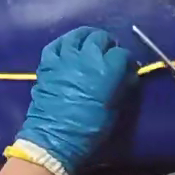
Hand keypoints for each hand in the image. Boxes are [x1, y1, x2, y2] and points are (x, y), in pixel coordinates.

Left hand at [14, 27, 136, 174]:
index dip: (126, 60)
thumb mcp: (114, 110)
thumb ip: (121, 87)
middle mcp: (86, 58)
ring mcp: (64, 58)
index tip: (126, 67)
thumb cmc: (88, 129)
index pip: (122, 54)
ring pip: (77, 35)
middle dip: (107, 45)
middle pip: (100, 38)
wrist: (54, 139)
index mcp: (107, 71)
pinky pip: (56, 44)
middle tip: (108, 55)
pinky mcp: (47, 63)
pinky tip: (69, 48)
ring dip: (86, 38)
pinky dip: (64, 43)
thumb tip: (127, 74)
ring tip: (89, 46)